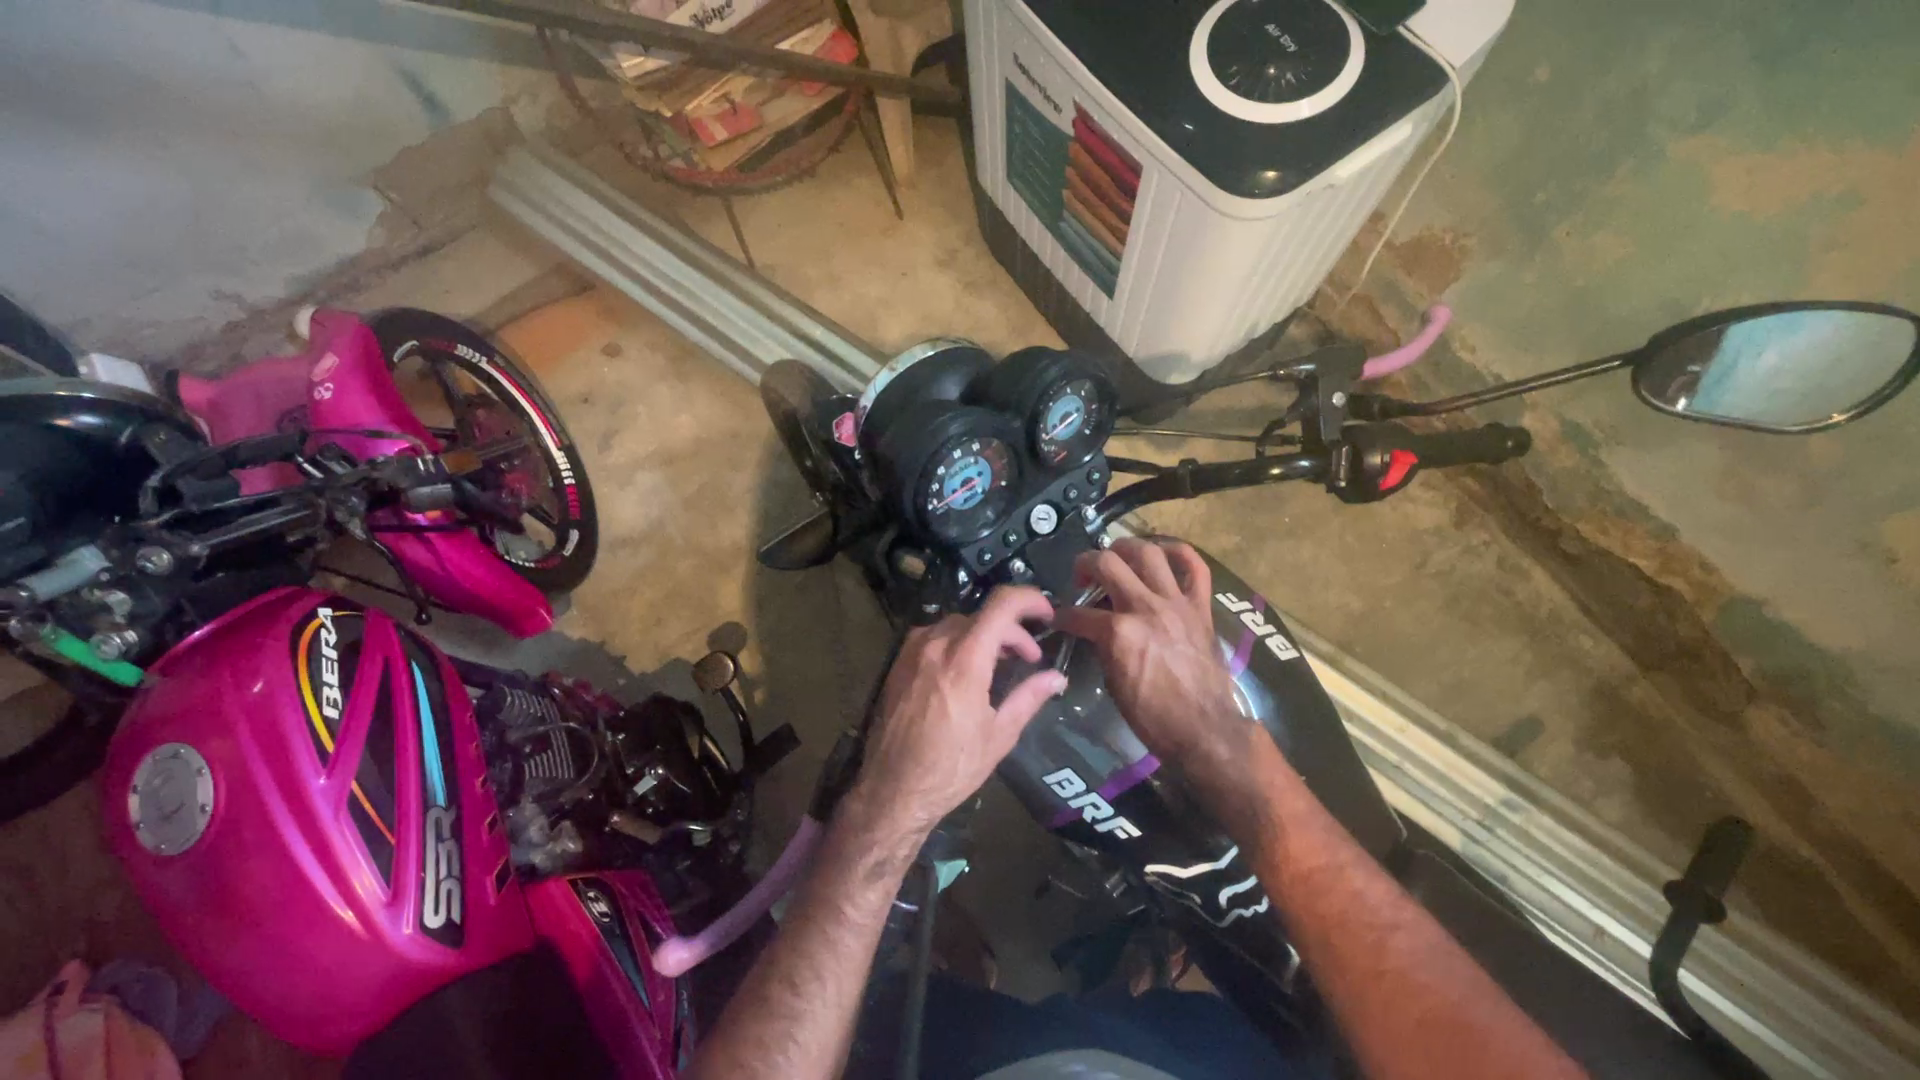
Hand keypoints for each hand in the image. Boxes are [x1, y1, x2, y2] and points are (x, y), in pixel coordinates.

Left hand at [853, 586, 1068, 833]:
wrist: (893, 790)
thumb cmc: (951, 768)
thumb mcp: (999, 736)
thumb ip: (1029, 697)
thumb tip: (1057, 677)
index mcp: (964, 660)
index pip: (1001, 605)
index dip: (1030, 599)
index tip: (1047, 614)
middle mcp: (935, 645)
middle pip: (981, 616)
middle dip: (1011, 631)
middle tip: (1028, 658)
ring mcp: (912, 652)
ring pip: (957, 624)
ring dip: (983, 636)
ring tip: (998, 665)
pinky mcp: (898, 663)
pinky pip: (934, 637)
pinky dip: (958, 643)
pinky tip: (965, 672)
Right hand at [1055, 539, 1241, 768]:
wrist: (1204, 730)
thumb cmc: (1153, 717)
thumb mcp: (1114, 684)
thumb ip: (1103, 647)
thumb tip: (1095, 631)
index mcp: (1118, 632)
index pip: (1078, 614)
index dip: (1062, 615)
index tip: (1058, 618)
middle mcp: (1145, 608)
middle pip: (1108, 563)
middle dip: (1086, 563)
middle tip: (1081, 574)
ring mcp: (1176, 604)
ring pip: (1148, 553)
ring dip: (1127, 547)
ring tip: (1117, 554)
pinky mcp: (1200, 608)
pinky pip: (1195, 567)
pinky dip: (1179, 553)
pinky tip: (1163, 552)